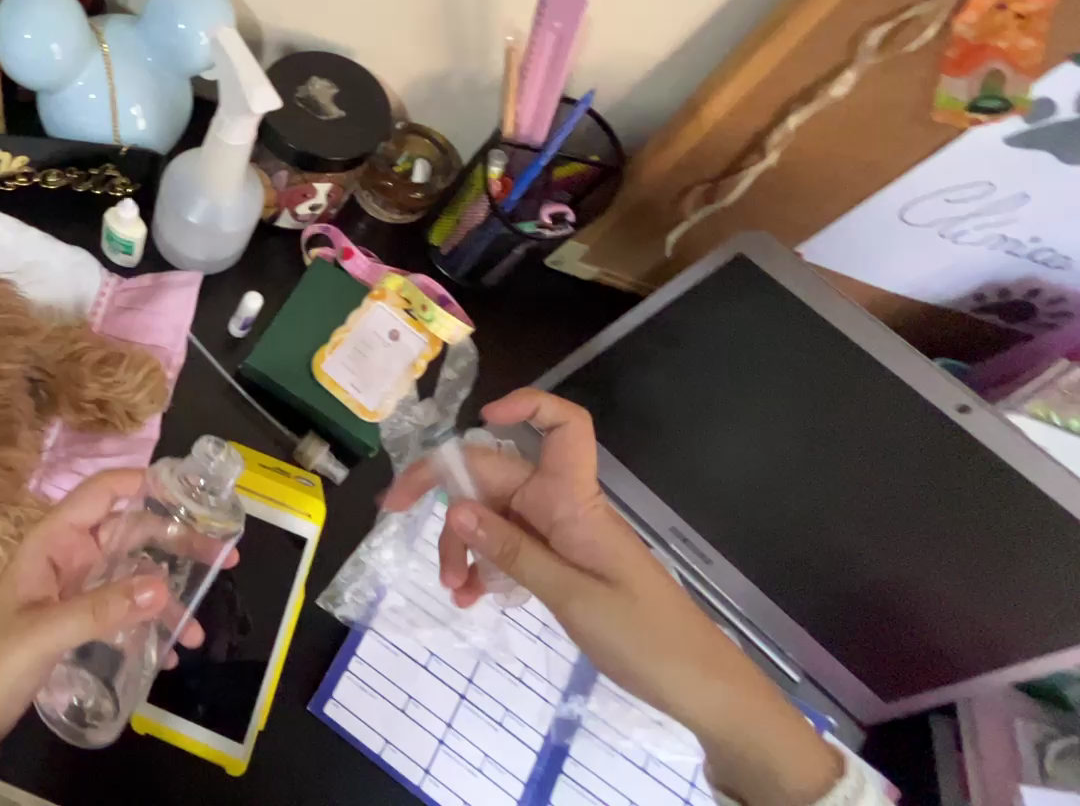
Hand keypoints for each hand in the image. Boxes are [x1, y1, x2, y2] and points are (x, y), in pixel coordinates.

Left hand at [0, 468, 228, 741]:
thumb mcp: (45, 633)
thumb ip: (101, 609)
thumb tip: (162, 586)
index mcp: (53, 539)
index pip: (102, 491)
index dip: (143, 482)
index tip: (190, 491)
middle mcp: (69, 554)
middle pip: (130, 531)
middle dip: (175, 540)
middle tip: (222, 554)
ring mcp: (76, 586)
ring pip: (133, 573)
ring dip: (168, 594)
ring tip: (198, 627)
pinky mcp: (80, 617)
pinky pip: (124, 608)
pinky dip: (149, 624)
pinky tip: (170, 651)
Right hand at [383, 389, 841, 805]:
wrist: (703, 693)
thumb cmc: (649, 640)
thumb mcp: (574, 599)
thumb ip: (512, 552)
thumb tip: (456, 508)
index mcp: (573, 501)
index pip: (564, 427)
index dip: (526, 406)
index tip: (481, 416)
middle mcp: (558, 505)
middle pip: (492, 475)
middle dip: (446, 496)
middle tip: (395, 514)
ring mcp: (553, 532)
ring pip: (488, 514)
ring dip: (460, 543)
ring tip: (453, 588)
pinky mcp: (553, 560)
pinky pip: (503, 547)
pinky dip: (480, 566)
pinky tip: (468, 596)